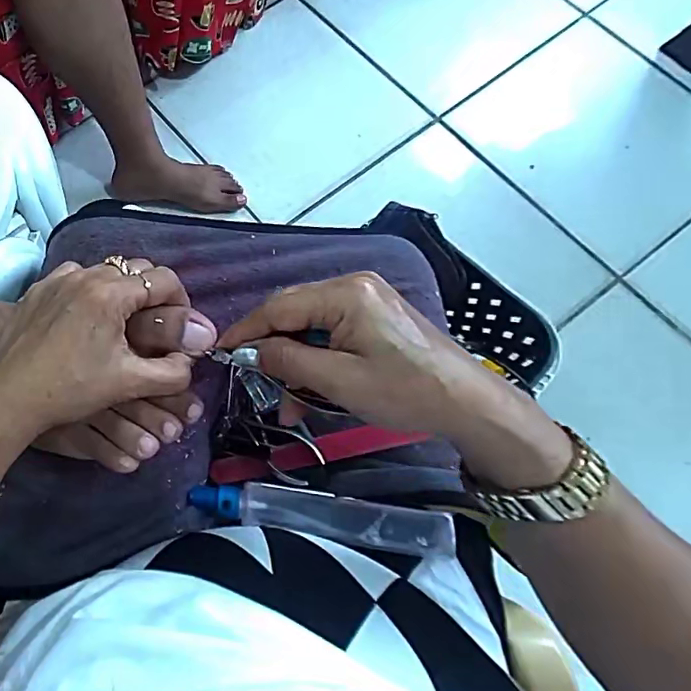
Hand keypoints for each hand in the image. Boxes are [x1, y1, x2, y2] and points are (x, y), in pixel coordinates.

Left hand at [0, 260, 196, 452]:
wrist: (9, 395)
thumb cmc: (71, 388)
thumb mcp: (128, 383)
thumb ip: (171, 372)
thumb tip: (191, 361)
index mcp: (112, 293)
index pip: (164, 279)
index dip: (181, 301)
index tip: (180, 327)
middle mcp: (85, 275)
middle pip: (135, 269)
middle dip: (152, 293)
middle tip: (154, 325)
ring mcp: (57, 279)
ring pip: (103, 271)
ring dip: (120, 290)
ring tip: (120, 322)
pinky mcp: (37, 289)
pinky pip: (74, 278)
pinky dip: (88, 291)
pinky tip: (84, 320)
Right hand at [218, 272, 571, 488]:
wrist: (470, 404)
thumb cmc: (406, 391)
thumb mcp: (339, 381)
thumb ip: (287, 362)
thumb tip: (249, 352)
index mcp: (345, 293)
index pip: (278, 307)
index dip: (245, 332)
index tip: (219, 353)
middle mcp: (354, 286)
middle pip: (292, 314)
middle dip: (272, 353)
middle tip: (257, 385)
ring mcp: (366, 300)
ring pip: (310, 328)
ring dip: (295, 365)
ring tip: (290, 404)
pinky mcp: (375, 317)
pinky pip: (331, 335)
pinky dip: (317, 362)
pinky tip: (312, 392)